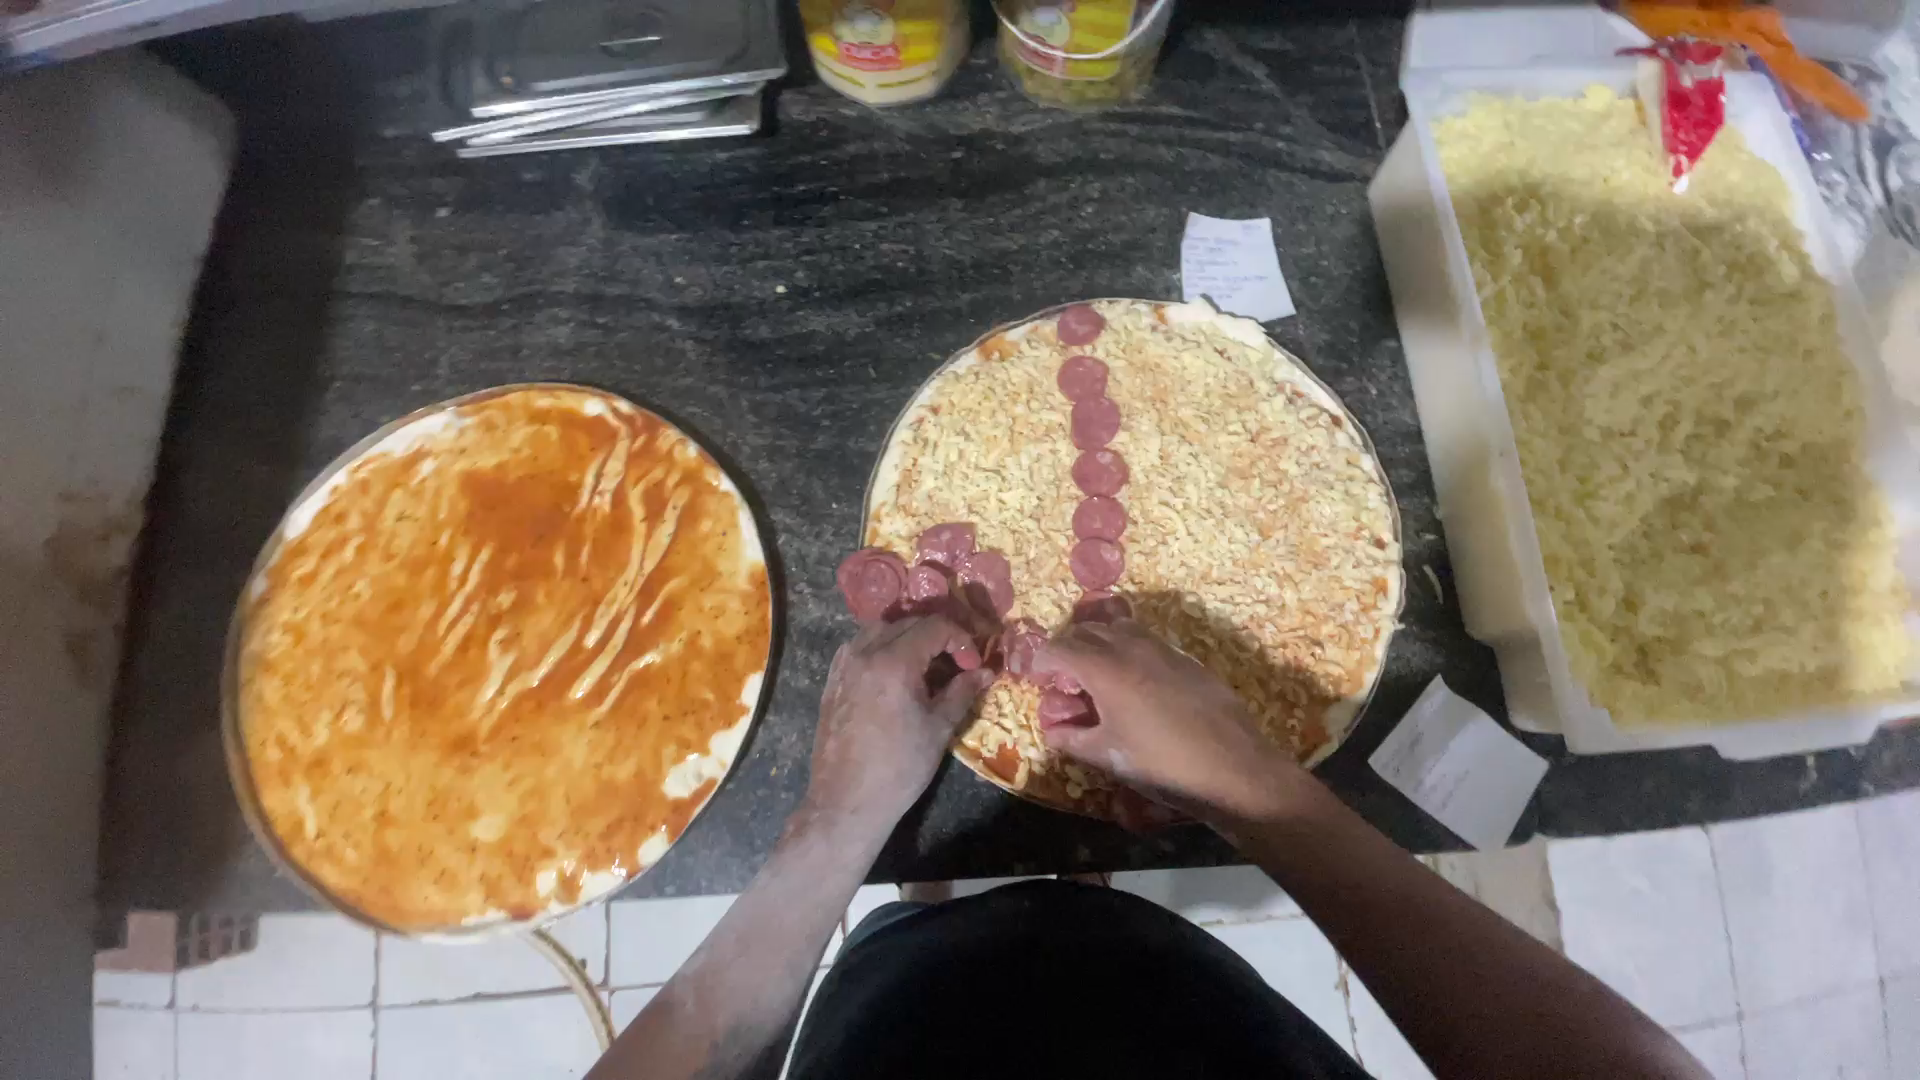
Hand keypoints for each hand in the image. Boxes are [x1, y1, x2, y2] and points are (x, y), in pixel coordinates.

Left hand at [806, 614, 994, 823]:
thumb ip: (962, 691)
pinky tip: (896, 673)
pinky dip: (882, 647)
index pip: (935, 627)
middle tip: (956, 663)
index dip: (961, 640)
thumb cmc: (899, 767)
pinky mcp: (832, 679)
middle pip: (909, 623)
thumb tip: (985, 671)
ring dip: (909, 637)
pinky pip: (860, 646)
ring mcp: (844, 664)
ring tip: (927, 665)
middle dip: (938, 637)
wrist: (847, 801)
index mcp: (894, 662)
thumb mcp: (939, 728)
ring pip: (881, 629)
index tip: (973, 664)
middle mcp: (865, 652)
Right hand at [1033, 620, 1310, 826]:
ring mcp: (1162, 648)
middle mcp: (1130, 647)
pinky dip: (1126, 651)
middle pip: (1085, 631)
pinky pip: (1144, 641)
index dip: (1040, 662)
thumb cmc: (1163, 765)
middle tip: (1065, 683)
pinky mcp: (1185, 659)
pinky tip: (1134, 686)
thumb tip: (1053, 728)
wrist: (1235, 770)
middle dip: (1067, 651)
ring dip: (1098, 645)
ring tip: (1098, 679)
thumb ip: (1071, 738)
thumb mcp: (1107, 757)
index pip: (1058, 648)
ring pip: (1117, 628)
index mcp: (1104, 668)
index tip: (1037, 680)